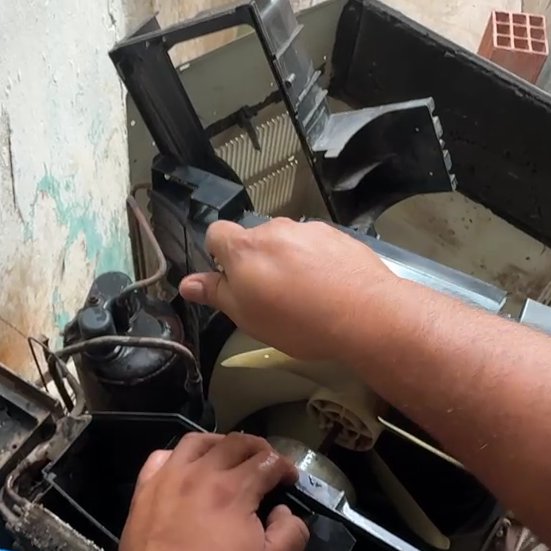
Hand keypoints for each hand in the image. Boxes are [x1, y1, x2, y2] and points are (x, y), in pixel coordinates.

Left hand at [115, 432, 309, 550]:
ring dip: (220, 443)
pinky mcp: (145, 490)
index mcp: (234, 489)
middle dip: (259, 448)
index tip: (290, 479)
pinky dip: (179, 456)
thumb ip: (290, 534)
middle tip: (267, 463)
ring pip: (198, 441)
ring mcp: (169, 478)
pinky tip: (186, 469)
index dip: (285, 466)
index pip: (267, 461)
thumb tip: (284, 511)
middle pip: (235, 443)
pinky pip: (161, 457)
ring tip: (229, 456)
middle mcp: (201, 473)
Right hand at [177, 218, 400, 361]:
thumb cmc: (296, 321)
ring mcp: (309, 230)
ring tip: (305, 295)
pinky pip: (317, 246)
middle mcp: (274, 229)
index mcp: (244, 248)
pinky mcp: (339, 236)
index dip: (217, 254)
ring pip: (288, 242)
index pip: (216, 233)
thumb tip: (186, 283)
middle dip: (257, 261)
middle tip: (269, 295)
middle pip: (255, 239)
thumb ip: (215, 294)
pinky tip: (329, 287)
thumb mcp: (246, 316)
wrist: (364, 315)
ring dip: (288, 260)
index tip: (230, 278)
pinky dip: (317, 261)